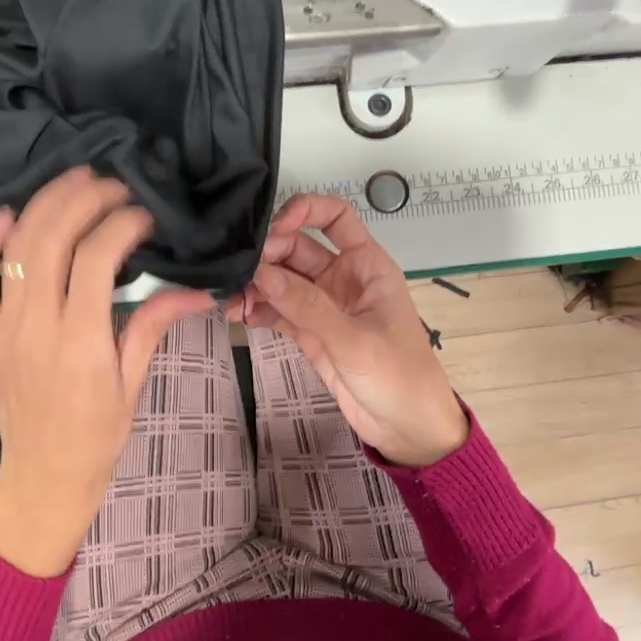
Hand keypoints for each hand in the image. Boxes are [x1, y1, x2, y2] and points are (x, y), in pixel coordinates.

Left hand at [0, 167, 213, 575]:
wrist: (43, 477)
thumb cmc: (96, 437)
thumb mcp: (132, 385)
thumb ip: (153, 327)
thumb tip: (199, 291)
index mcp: (80, 342)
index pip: (96, 259)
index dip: (122, 225)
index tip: (146, 217)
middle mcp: (37, 326)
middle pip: (51, 240)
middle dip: (83, 200)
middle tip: (115, 185)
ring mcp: (5, 327)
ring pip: (15, 250)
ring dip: (44, 205)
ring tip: (76, 180)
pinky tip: (7, 215)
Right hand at [226, 193, 467, 465]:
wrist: (408, 429)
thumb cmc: (399, 376)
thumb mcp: (354, 339)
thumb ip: (307, 306)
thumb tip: (261, 273)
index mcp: (367, 264)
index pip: (335, 216)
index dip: (303, 211)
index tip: (272, 228)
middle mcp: (343, 277)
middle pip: (298, 247)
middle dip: (268, 254)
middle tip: (239, 272)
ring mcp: (325, 305)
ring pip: (283, 280)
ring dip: (257, 285)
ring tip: (232, 298)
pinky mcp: (311, 333)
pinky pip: (279, 311)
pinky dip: (259, 310)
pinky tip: (239, 316)